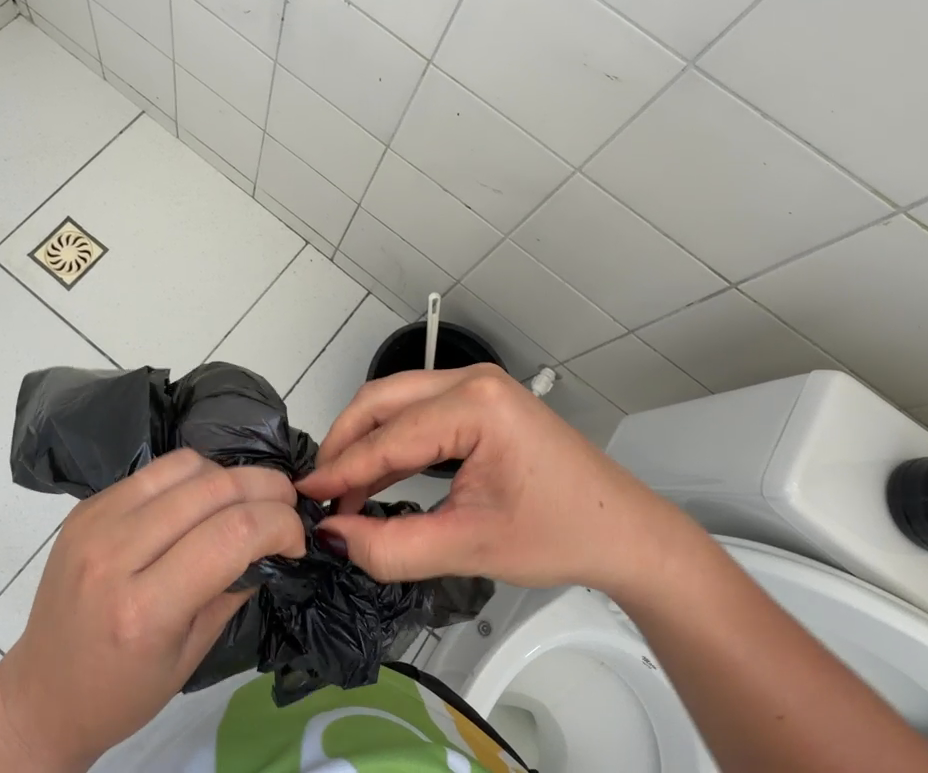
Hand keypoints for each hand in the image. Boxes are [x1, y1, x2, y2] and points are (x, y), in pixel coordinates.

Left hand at [0, 450, 304, 770]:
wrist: (40, 694)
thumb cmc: (122, 693)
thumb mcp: (192, 655)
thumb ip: (235, 588)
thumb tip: (275, 540)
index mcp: (144, 609)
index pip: (233, 534)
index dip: (280, 524)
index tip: (296, 540)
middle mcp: (116, 554)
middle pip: (214, 489)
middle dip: (267, 490)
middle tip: (287, 508)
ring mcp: (95, 522)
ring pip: (187, 466)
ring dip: (231, 476)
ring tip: (246, 502)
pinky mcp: (86, 506)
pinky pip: (155, 471)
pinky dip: (193, 478)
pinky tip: (202, 503)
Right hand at [295, 365, 691, 594]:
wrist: (623, 532)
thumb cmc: (560, 535)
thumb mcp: (469, 547)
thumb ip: (393, 546)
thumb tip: (333, 537)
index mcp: (476, 405)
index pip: (389, 436)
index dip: (342, 471)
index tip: (305, 499)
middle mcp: (474, 380)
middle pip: (383, 399)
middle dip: (346, 443)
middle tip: (320, 490)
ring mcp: (479, 386)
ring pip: (398, 401)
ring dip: (367, 441)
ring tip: (342, 490)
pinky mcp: (482, 401)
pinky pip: (420, 412)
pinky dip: (393, 442)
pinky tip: (377, 478)